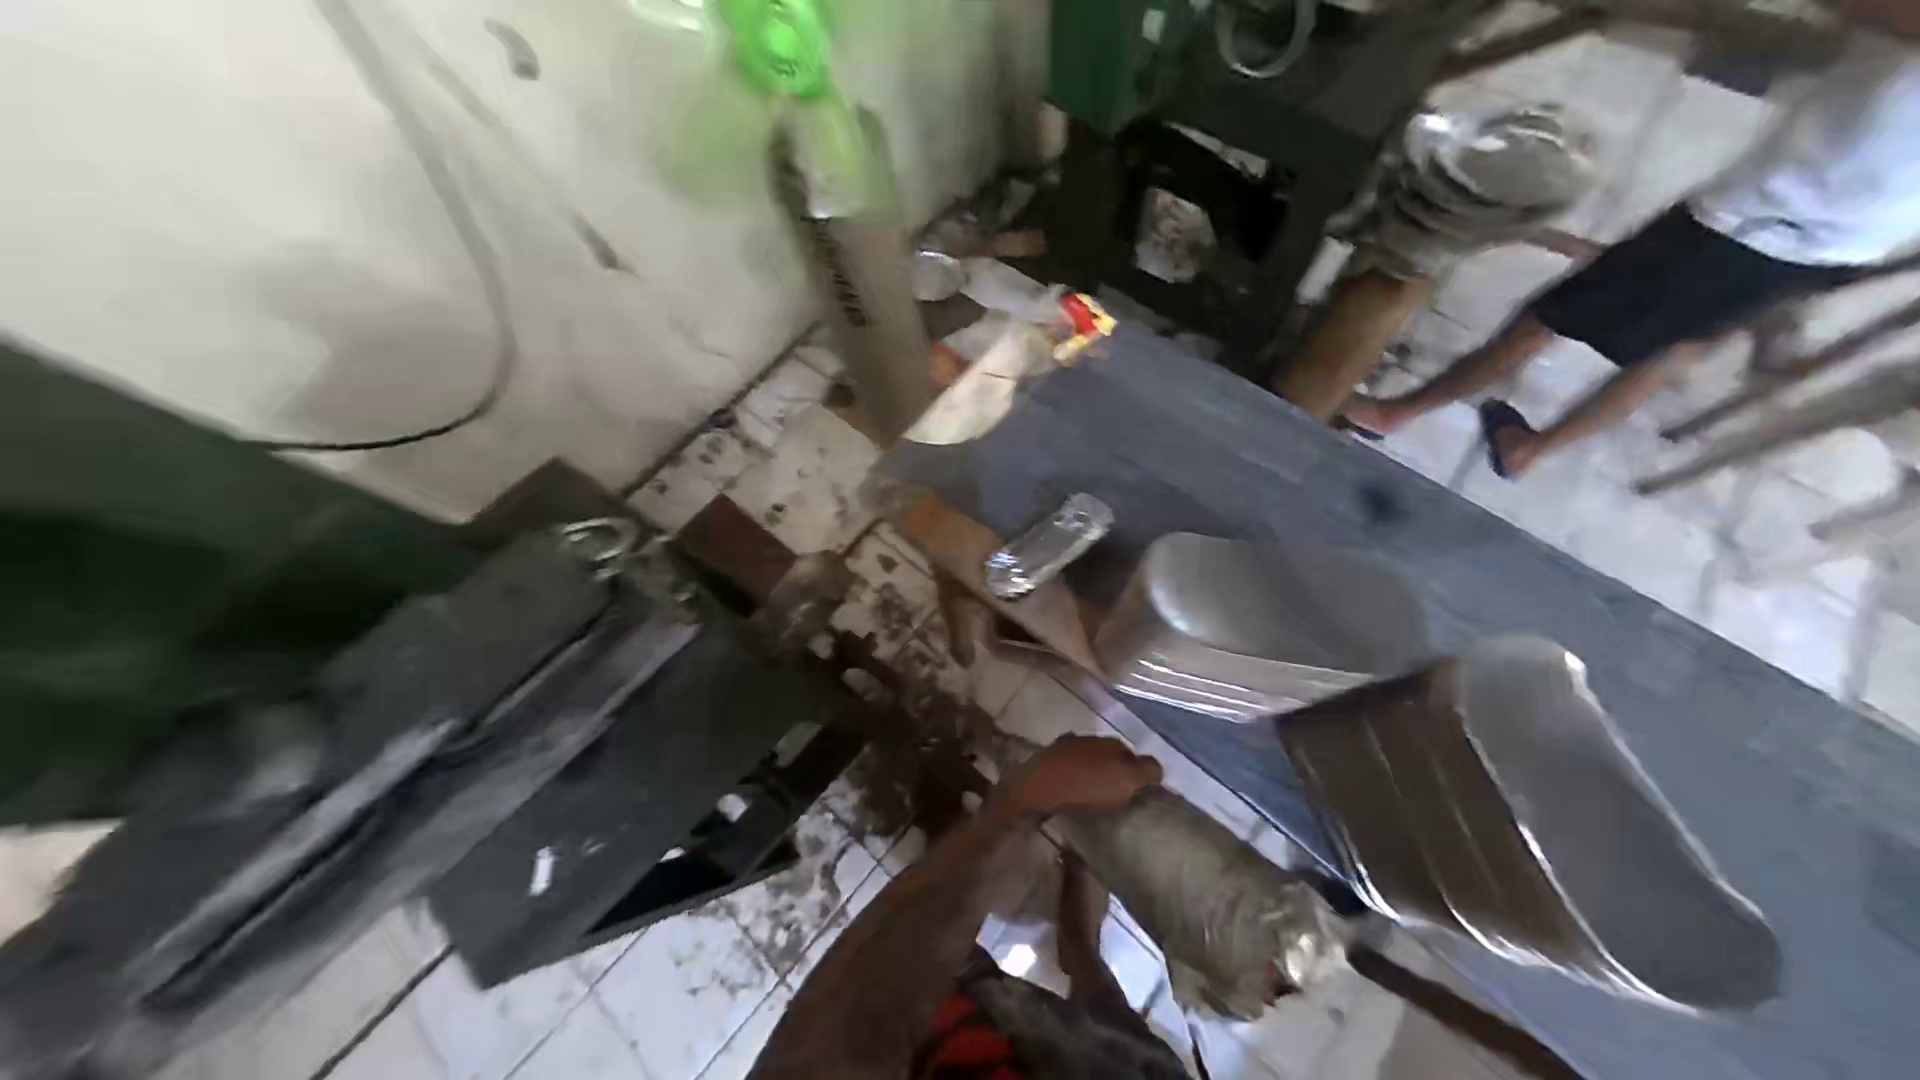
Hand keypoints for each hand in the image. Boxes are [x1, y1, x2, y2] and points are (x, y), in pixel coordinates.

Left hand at [1001, 736, 1162, 816]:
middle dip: (1117, 769)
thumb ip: (1146, 771)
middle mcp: (1093, 739)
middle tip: (1118, 792)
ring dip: (1095, 770)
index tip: (1140, 791)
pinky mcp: (1050, 757)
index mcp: (1114, 744)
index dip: (1141, 774)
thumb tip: (1157, 767)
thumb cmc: (1085, 786)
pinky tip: (1073, 786)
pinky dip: (1075, 773)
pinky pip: (1070, 765)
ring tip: (1094, 790)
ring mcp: (1069, 746)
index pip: (1137, 757)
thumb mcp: (1125, 780)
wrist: (1037, 786)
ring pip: (1091, 758)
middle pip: (1113, 755)